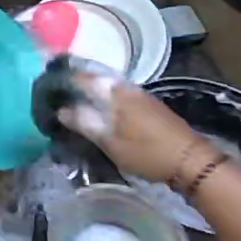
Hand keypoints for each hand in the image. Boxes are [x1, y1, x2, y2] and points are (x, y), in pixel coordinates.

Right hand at [48, 63, 197, 183]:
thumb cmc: (147, 152)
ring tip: (75, 108)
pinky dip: (105, 103)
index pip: (82, 77)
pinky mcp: (148, 107)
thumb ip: (85, 123)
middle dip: (76, 88)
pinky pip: (119, 98)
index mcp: (115, 92)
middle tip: (58, 100)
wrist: (192, 162)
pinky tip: (99, 114)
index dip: (64, 81)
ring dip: (91, 96)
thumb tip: (62, 110)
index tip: (48, 90)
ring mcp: (140, 96)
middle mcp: (127, 87)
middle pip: (95, 81)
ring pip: (108, 90)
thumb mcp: (111, 142)